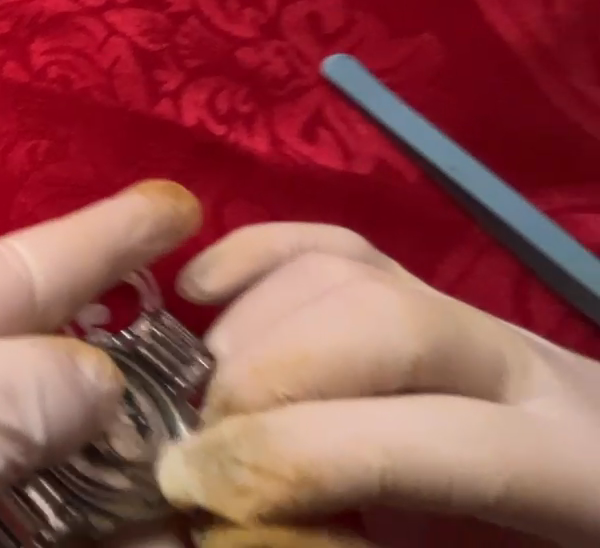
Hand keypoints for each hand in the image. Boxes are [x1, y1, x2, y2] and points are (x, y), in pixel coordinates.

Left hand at [0, 180, 200, 547]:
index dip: (122, 230)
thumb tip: (102, 368)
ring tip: (164, 424)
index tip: (183, 205)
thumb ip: (30, 391)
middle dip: (125, 323)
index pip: (54, 252)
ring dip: (87, 401)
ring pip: (21, 376)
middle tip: (213, 346)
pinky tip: (68, 481)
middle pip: (45, 312)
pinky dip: (35, 451)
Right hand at [156, 224, 599, 545]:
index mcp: (581, 468)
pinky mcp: (406, 280)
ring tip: (205, 391)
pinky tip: (196, 291)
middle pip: (379, 322)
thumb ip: (359, 545)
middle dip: (261, 378)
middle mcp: (525, 364)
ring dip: (242, 327)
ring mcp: (459, 305)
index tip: (199, 485)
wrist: (585, 508)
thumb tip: (234, 521)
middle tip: (200, 434)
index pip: (429, 439)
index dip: (291, 455)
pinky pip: (319, 239)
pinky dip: (241, 255)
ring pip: (335, 269)